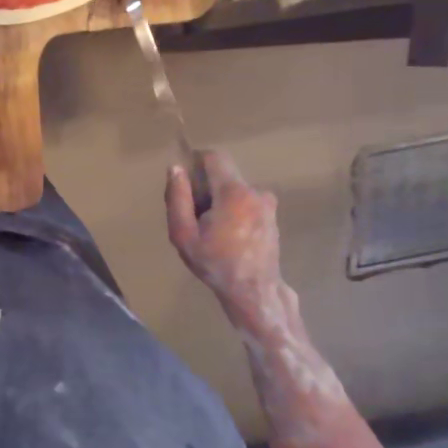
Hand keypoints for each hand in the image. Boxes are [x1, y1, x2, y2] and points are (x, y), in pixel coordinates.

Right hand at [165, 150, 281, 314]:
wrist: (253, 290)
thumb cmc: (214, 263)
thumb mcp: (183, 234)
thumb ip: (177, 198)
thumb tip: (175, 169)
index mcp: (233, 191)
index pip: (214, 157)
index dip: (196, 162)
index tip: (185, 182)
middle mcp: (255, 190)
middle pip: (224, 175)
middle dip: (206, 189)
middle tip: (195, 218)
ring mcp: (267, 203)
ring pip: (235, 190)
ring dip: (221, 202)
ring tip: (212, 232)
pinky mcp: (272, 216)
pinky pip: (247, 202)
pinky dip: (234, 212)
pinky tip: (228, 237)